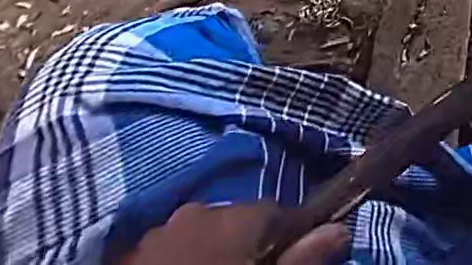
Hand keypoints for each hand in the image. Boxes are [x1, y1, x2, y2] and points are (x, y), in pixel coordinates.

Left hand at [118, 202, 350, 264]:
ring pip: (205, 234)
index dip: (293, 240)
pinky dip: (185, 262)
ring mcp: (159, 230)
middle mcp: (197, 211)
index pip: (279, 213)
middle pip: (242, 222)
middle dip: (254, 248)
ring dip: (217, 255)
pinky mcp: (131, 252)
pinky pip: (172, 248)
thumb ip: (299, 262)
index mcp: (231, 221)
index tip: (297, 264)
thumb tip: (340, 228)